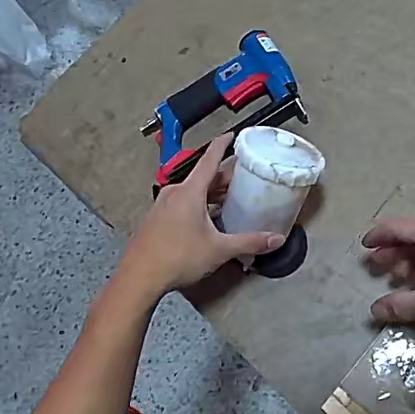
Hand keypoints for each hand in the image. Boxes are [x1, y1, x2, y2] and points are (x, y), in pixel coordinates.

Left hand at [116, 135, 285, 296]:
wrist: (140, 277)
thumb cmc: (175, 258)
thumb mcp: (219, 249)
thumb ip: (249, 242)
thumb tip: (274, 240)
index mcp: (189, 192)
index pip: (209, 159)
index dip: (222, 145)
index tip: (231, 136)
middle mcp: (174, 194)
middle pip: (202, 177)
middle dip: (223, 176)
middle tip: (241, 176)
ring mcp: (163, 206)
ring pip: (191, 191)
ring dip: (210, 192)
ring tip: (228, 199)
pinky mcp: (157, 219)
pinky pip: (180, 203)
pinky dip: (197, 204)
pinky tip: (207, 220)